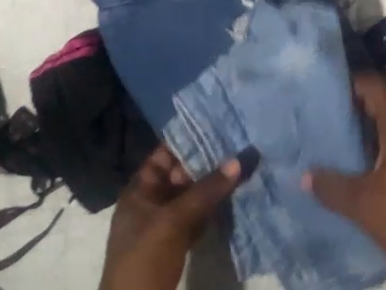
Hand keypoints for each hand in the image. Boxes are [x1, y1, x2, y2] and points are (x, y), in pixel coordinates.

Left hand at [99, 143, 244, 289]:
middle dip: (209, 162)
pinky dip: (214, 208)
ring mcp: (164, 224)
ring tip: (246, 165)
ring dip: (215, 186)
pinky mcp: (177, 243)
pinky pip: (199, 217)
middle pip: (182, 174)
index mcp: (140, 190)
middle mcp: (151, 202)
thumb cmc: (145, 259)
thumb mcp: (173, 221)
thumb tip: (240, 158)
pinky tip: (237, 198)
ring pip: (193, 196)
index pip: (165, 154)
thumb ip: (206, 190)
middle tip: (242, 143)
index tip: (221, 125)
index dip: (190, 139)